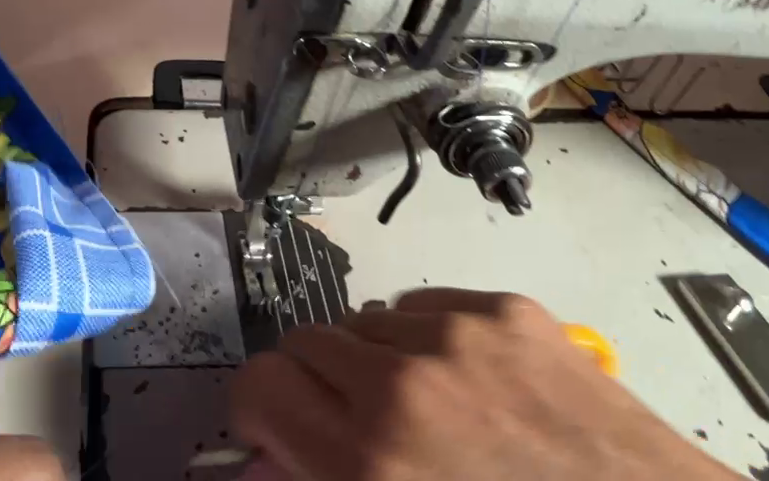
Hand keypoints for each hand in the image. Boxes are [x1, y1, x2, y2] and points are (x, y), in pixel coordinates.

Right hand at [231, 289, 741, 480]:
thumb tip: (269, 467)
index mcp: (370, 461)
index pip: (259, 385)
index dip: (261, 413)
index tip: (281, 434)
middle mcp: (405, 383)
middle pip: (305, 342)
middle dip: (317, 388)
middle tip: (356, 429)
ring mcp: (461, 335)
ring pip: (365, 320)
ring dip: (376, 362)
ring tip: (428, 413)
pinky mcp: (510, 311)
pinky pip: (427, 303)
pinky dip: (430, 340)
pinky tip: (472, 388)